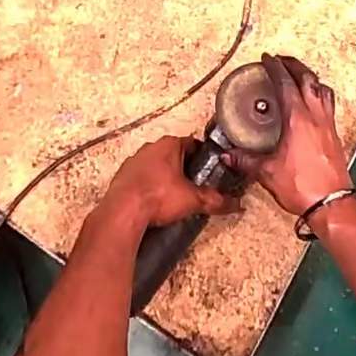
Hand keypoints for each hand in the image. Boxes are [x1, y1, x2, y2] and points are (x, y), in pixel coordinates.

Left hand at [101, 136, 233, 228]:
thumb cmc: (156, 196)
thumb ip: (215, 200)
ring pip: (154, 165)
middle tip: (193, 184)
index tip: (207, 167)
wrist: (124, 212)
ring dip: (163, 177)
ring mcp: (133, 162)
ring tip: (173, 196)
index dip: (202, 155)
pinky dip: (148, 187)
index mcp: (169, 145)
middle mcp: (150, 148)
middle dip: (182, 168)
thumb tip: (234, 203)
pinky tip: (153, 202)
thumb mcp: (193, 199)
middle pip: (172, 154)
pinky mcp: (122, 177)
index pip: (192, 143)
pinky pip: (140, 179)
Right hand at [228, 54, 353, 216]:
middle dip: (294, 65)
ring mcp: (328, 124)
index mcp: (298, 120)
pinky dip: (319, 94)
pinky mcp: (334, 135)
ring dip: (310, 77)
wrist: (332, 203)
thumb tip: (228, 155)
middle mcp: (316, 117)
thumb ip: (246, 161)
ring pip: (322, 89)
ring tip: (299, 75)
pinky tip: (312, 102)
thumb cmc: (302, 187)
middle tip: (282, 60)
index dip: (275, 68)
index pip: (285, 84)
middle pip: (308, 79)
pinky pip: (328, 104)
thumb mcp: (267, 173)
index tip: (267, 58)